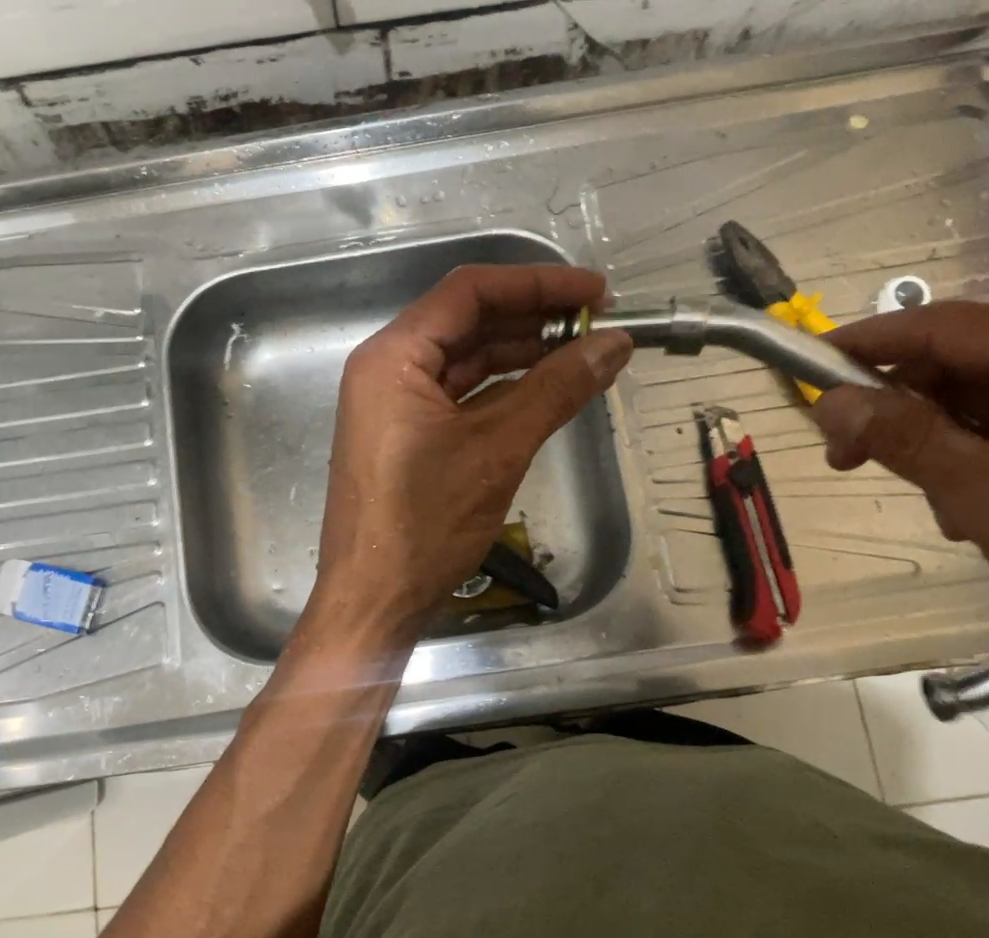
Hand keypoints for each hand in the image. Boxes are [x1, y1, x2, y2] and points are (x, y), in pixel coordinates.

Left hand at [303, 265, 632, 645]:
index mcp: (392, 358)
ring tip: (583, 355)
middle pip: (467, 322)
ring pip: (465, 361)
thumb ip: (556, 389)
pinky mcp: (406, 438)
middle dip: (532, 319)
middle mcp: (387, 370)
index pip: (469, 292)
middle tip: (597, 325)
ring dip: (521, 355)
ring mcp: (394, 406)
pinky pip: (459, 397)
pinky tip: (546, 391)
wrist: (374, 601)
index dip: (537, 285)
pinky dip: (503, 391)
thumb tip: (615, 344)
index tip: (596, 293)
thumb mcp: (497, 450)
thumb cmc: (425, 524)